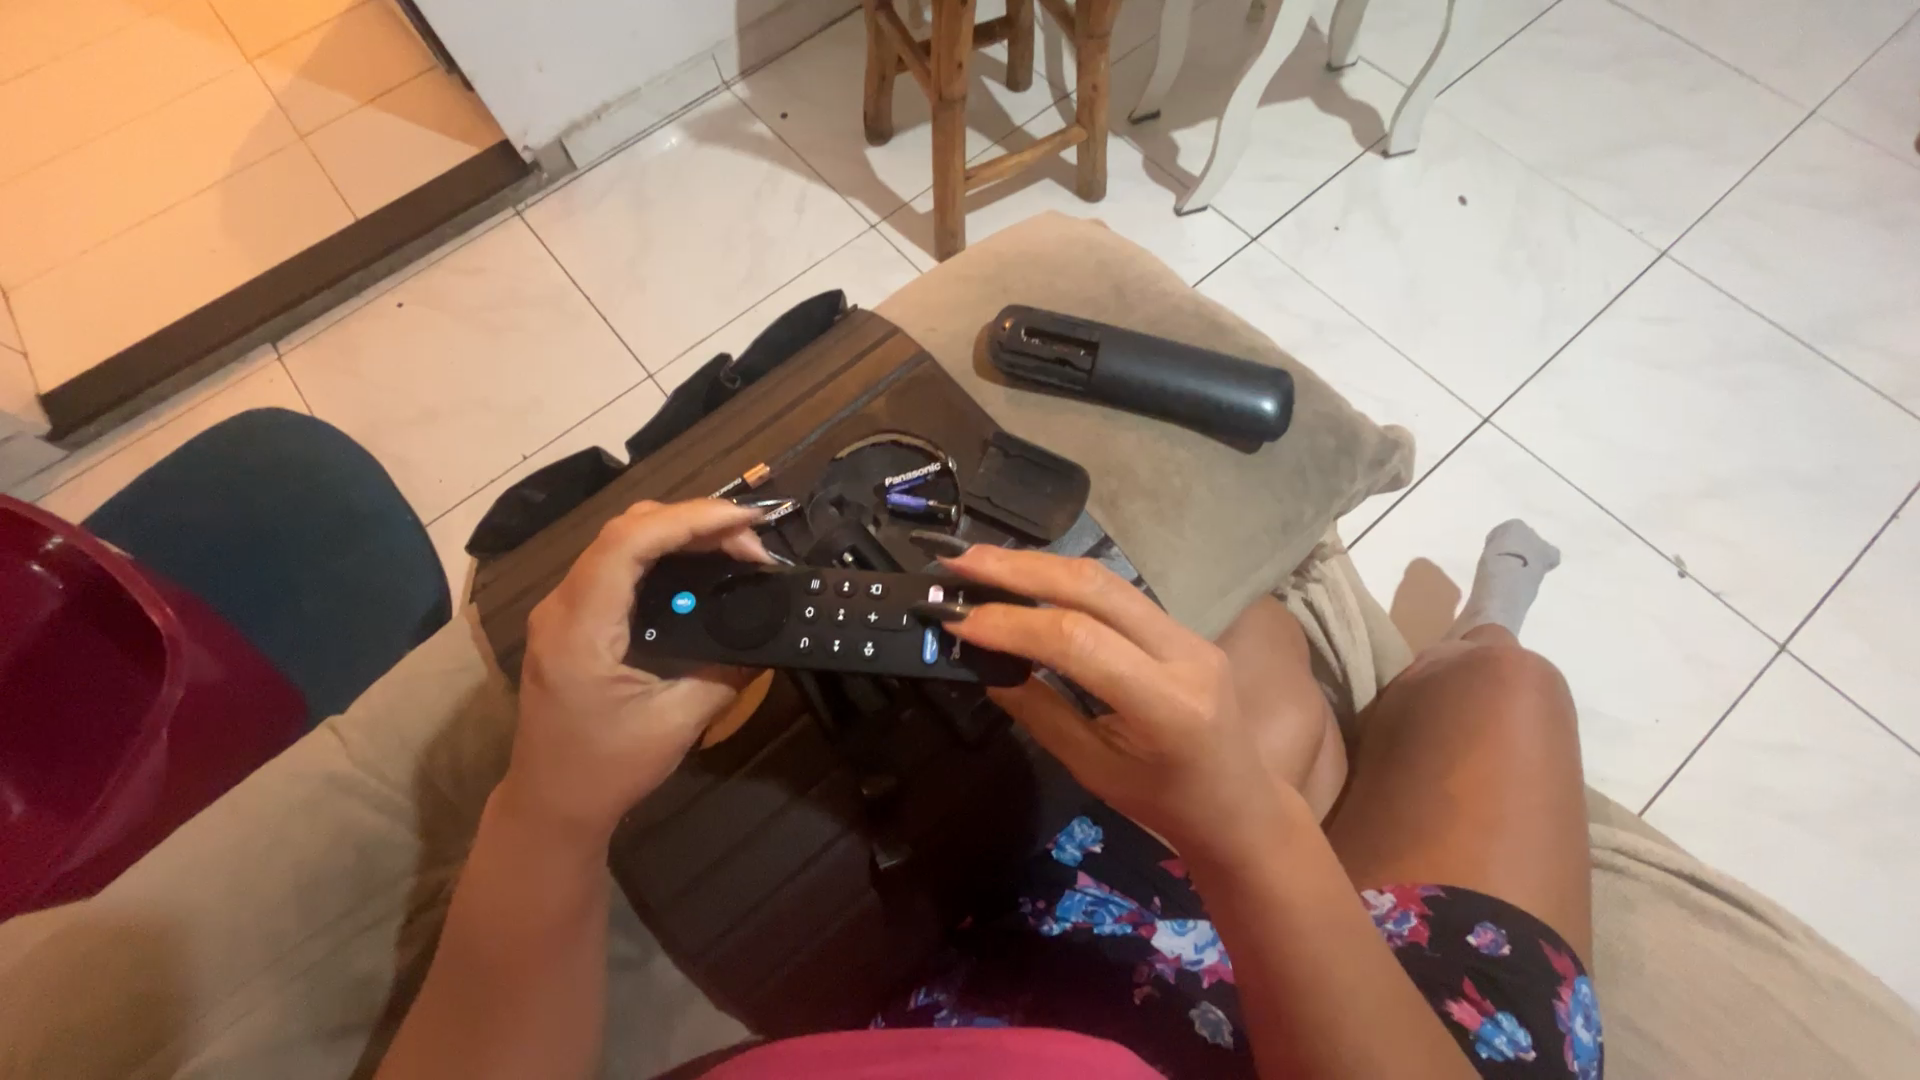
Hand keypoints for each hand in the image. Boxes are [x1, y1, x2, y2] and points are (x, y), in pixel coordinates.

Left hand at [504, 499, 771, 840]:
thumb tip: (770, 640)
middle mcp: (564, 605)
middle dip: (695, 520)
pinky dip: (665, 552)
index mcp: (580, 628)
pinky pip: (620, 563)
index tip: (747, 521)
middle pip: (626, 529)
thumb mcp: (676, 723)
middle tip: (751, 541)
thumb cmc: (606, 769)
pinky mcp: (575, 617)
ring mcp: (565, 608)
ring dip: (681, 532)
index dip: (691, 519)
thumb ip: (726, 673)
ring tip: (735, 547)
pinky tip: (701, 567)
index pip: (629, 543)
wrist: (550, 804)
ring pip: (623, 540)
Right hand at [939, 547, 1299, 865]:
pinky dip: (1062, 580)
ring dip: (1037, 565)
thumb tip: (985, 665)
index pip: (1078, 641)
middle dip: (1019, 570)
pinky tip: (1025, 579)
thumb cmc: (1166, 805)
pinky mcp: (1181, 626)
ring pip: (1105, 579)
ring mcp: (1189, 634)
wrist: (1242, 807)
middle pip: (1094, 589)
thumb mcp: (1094, 770)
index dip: (1012, 624)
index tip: (957, 620)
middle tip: (959, 562)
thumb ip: (1040, 713)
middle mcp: (1185, 655)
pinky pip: (1116, 592)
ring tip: (980, 562)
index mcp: (1167, 706)